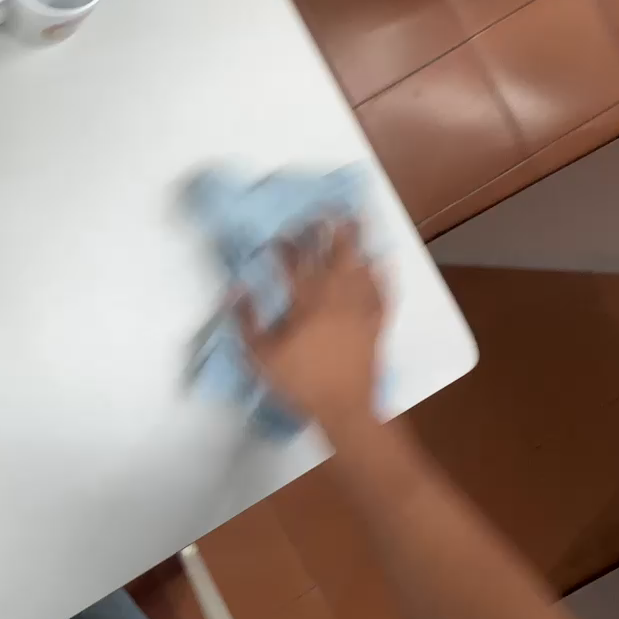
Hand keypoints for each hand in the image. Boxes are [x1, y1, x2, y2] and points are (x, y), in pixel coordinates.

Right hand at [237, 222, 384, 431]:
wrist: (346, 409)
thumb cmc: (300, 382)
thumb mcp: (260, 355)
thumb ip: (246, 320)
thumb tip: (235, 291)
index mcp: (306, 302)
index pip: (295, 264)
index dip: (287, 245)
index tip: (280, 232)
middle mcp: (337, 298)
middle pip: (336, 255)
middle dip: (332, 230)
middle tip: (330, 209)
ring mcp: (361, 309)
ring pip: (362, 267)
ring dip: (358, 242)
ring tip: (356, 221)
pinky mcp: (377, 323)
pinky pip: (383, 291)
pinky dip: (383, 273)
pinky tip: (383, 261)